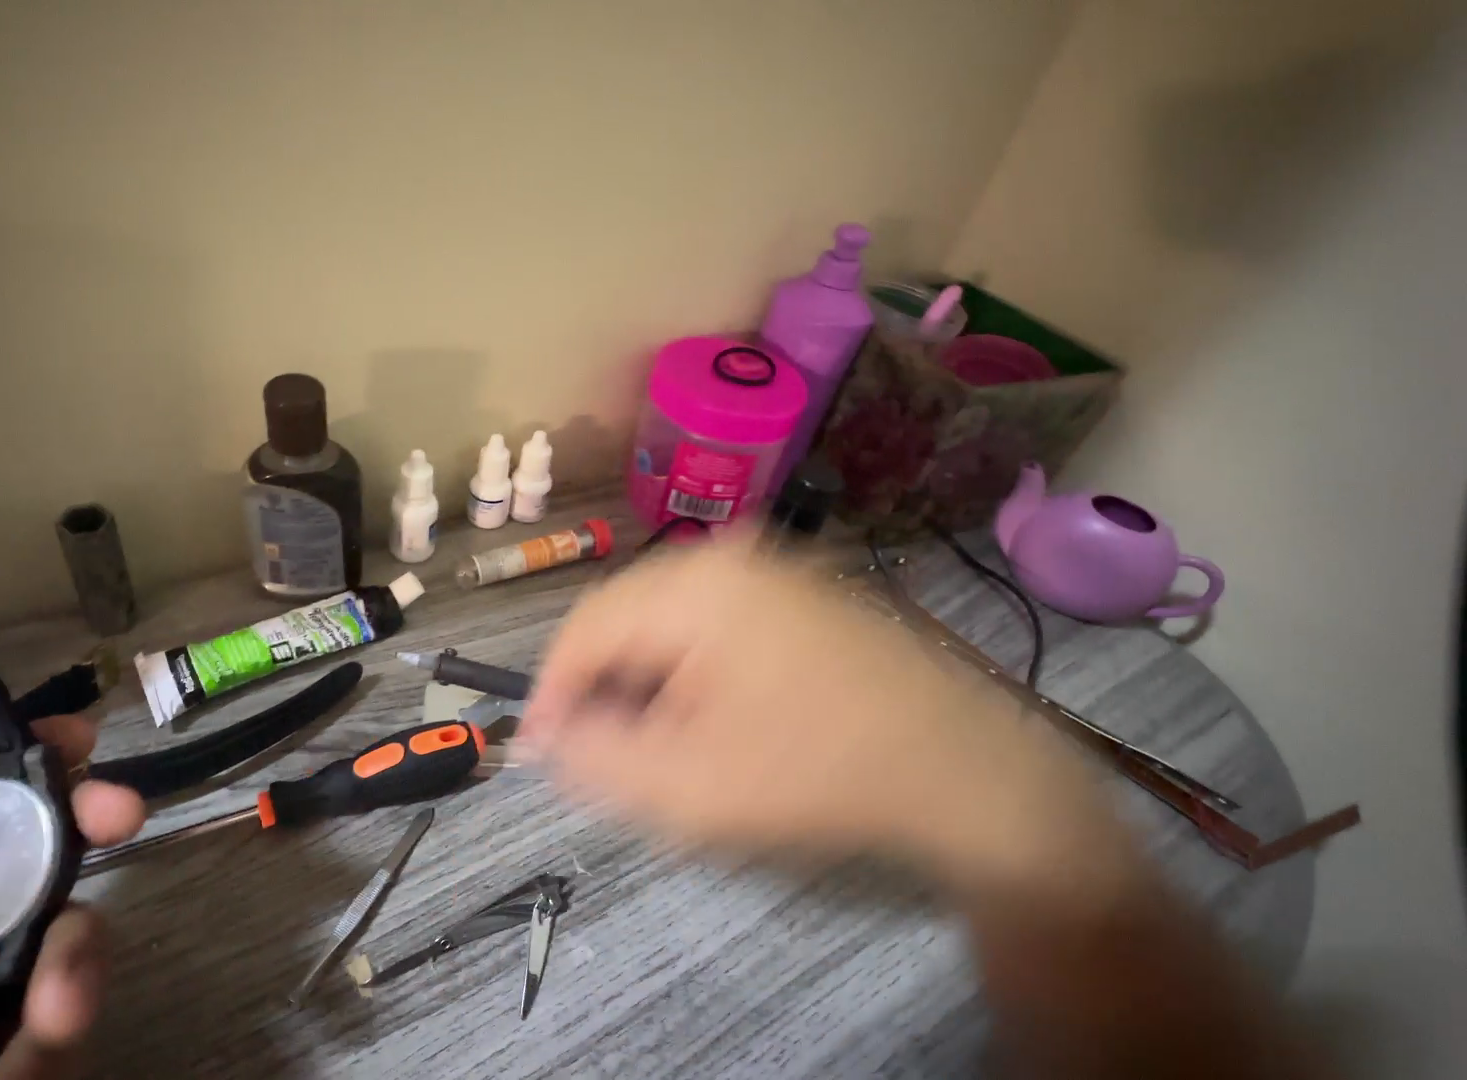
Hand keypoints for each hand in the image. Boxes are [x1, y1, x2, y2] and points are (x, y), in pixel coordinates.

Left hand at [0, 715, 146, 1079]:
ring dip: (76, 968)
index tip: (76, 740)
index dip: (20, 779)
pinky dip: (48, 1057)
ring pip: (67, 958)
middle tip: (124, 815)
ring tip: (54, 1019)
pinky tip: (20, 1070)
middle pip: (38, 875)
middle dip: (85, 833)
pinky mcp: (7, 1070)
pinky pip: (57, 1052)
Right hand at [522, 538, 1136, 894]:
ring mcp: (770, 570)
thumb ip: (597, 758)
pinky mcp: (799, 594)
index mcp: (694, 587)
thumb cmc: (823, 777)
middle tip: (595, 753)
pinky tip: (704, 718)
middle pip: (624, 618)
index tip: (538, 752)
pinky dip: (687, 669)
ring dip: (643, 681)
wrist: (971, 774)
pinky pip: (711, 623)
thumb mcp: (689, 787)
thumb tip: (552, 735)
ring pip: (666, 622)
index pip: (584, 628)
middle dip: (600, 688)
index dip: (551, 693)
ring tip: (649, 742)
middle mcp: (727, 558)